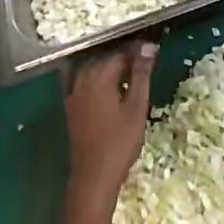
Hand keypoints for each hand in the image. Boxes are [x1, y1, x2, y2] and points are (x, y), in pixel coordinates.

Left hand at [64, 42, 153, 208]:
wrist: (94, 175)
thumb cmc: (120, 141)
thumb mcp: (136, 106)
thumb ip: (141, 75)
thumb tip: (148, 47)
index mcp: (98, 77)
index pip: (119, 54)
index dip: (136, 52)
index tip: (152, 53)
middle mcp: (81, 81)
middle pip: (102, 60)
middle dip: (122, 58)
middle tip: (143, 65)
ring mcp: (72, 95)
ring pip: (90, 70)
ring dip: (108, 69)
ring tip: (128, 76)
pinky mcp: (70, 107)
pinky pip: (81, 83)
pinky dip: (96, 80)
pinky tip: (108, 91)